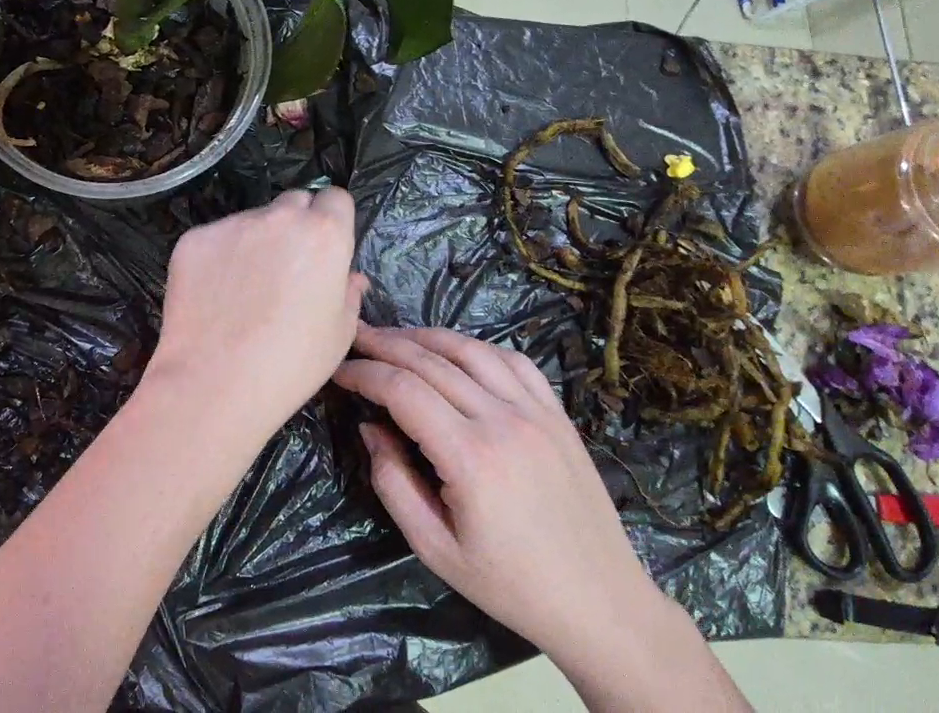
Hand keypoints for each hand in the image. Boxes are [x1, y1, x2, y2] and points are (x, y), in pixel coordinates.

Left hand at [142, 188, 365, 448]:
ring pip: (251, 222)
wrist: (215, 381)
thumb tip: (349, 276)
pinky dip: (218, 259)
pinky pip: (215, 240)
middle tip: (286, 269)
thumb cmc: (292, 364)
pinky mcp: (193, 239)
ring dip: (255, 242)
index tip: (324, 247)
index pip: (336, 199)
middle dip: (294, 225)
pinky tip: (214, 297)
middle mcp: (279, 217)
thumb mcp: (340, 334)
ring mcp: (232, 224)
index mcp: (325, 234)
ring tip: (244, 291)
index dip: (332, 221)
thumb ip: (348, 292)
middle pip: (293, 203)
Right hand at [331, 326, 669, 658]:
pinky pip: (513, 362)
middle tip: (353, 337)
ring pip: (471, 350)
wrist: (600, 601)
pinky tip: (455, 352)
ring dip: (426, 337)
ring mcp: (537, 413)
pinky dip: (476, 348)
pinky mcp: (558, 416)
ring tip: (394, 338)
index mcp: (471, 458)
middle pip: (432, 361)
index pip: (402, 390)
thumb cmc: (510, 585)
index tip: (338, 371)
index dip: (364, 373)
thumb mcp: (434, 548)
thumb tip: (371, 428)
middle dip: (385, 344)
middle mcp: (504, 421)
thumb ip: (393, 482)